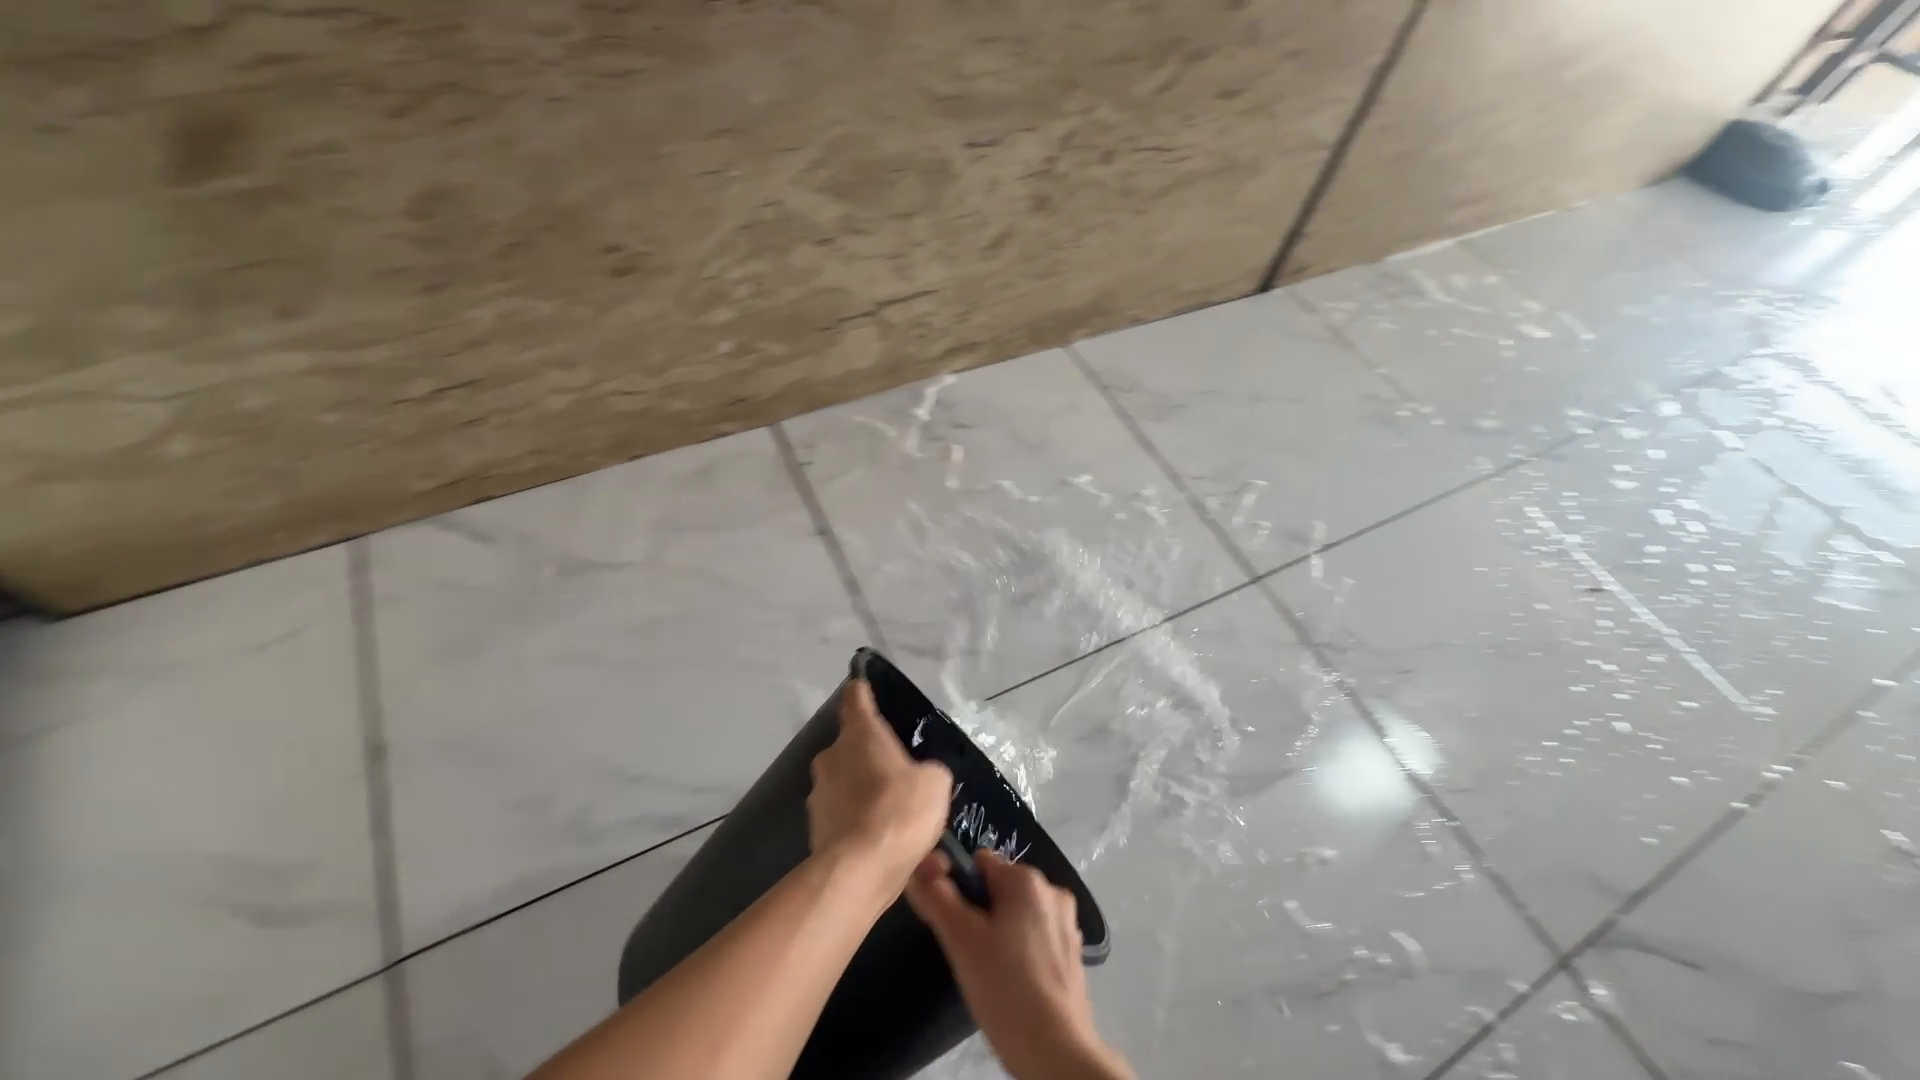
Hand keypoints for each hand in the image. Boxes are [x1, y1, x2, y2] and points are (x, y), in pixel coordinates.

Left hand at [807, 678, 952, 883]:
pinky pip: (844, 817)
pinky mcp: (815, 828)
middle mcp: (831, 757)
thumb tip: (919, 777)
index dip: (863, 692)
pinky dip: (860, 825)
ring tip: (896, 820)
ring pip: (846, 784)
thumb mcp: (935, 783)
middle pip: (851, 746)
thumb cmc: (899, 811)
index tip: (866, 689)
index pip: (855, 698)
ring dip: (866, 794)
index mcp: (859, 734)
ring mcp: (818, 794)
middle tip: (900, 775)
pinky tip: (884, 845)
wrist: (860, 870)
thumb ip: (928, 771)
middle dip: (871, 757)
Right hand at [905, 851, 1132, 1079]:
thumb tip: (919, 867)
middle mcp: (1053, 891)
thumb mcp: (960, 938)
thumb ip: (936, 897)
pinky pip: (1034, 938)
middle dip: (978, 914)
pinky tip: (1010, 983)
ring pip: (1015, 915)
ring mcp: (1067, 923)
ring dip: (997, 933)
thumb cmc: (1005, 986)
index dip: (958, 889)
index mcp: (1028, 879)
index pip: (979, 864)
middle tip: (968, 952)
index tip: (952, 924)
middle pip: (998, 889)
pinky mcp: (1072, 953)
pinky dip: (1018, 952)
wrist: (1055, 1049)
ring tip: (988, 971)